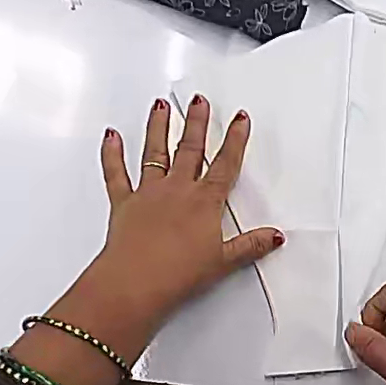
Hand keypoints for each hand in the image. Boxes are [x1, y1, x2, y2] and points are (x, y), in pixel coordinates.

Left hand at [66, 95, 282, 349]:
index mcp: (204, 202)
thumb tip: (274, 237)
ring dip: (158, 127)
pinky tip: (111, 136)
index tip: (239, 120)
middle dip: (196, 122)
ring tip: (160, 106)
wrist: (136, 282)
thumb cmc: (178, 273)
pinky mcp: (124, 204)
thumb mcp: (224, 262)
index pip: (225, 164)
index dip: (235, 140)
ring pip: (154, 152)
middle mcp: (176, 190)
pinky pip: (116, 173)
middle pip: (190, 149)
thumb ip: (251, 245)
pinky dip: (111, 154)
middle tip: (199, 101)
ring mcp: (148, 193)